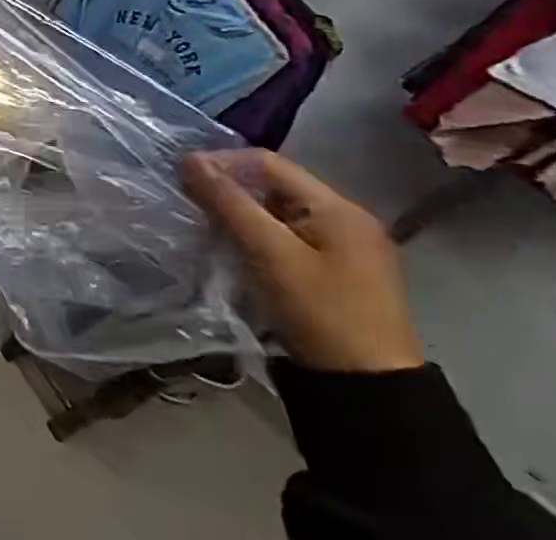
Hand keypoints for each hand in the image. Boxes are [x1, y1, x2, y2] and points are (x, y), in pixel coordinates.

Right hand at [182, 149, 422, 373]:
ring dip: (245, 214)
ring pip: (282, 214)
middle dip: (233, 189)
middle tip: (193, 200)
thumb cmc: (321, 315)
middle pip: (277, 187)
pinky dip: (262, 237)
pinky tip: (240, 251)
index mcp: (338, 206)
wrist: (370, 394)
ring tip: (209, 224)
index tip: (185, 175)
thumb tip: (190, 160)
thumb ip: (230, 205)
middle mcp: (347, 218)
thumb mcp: (270, 255)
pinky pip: (292, 238)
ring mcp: (348, 248)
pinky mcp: (342, 275)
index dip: (224, 163)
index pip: (270, 163)